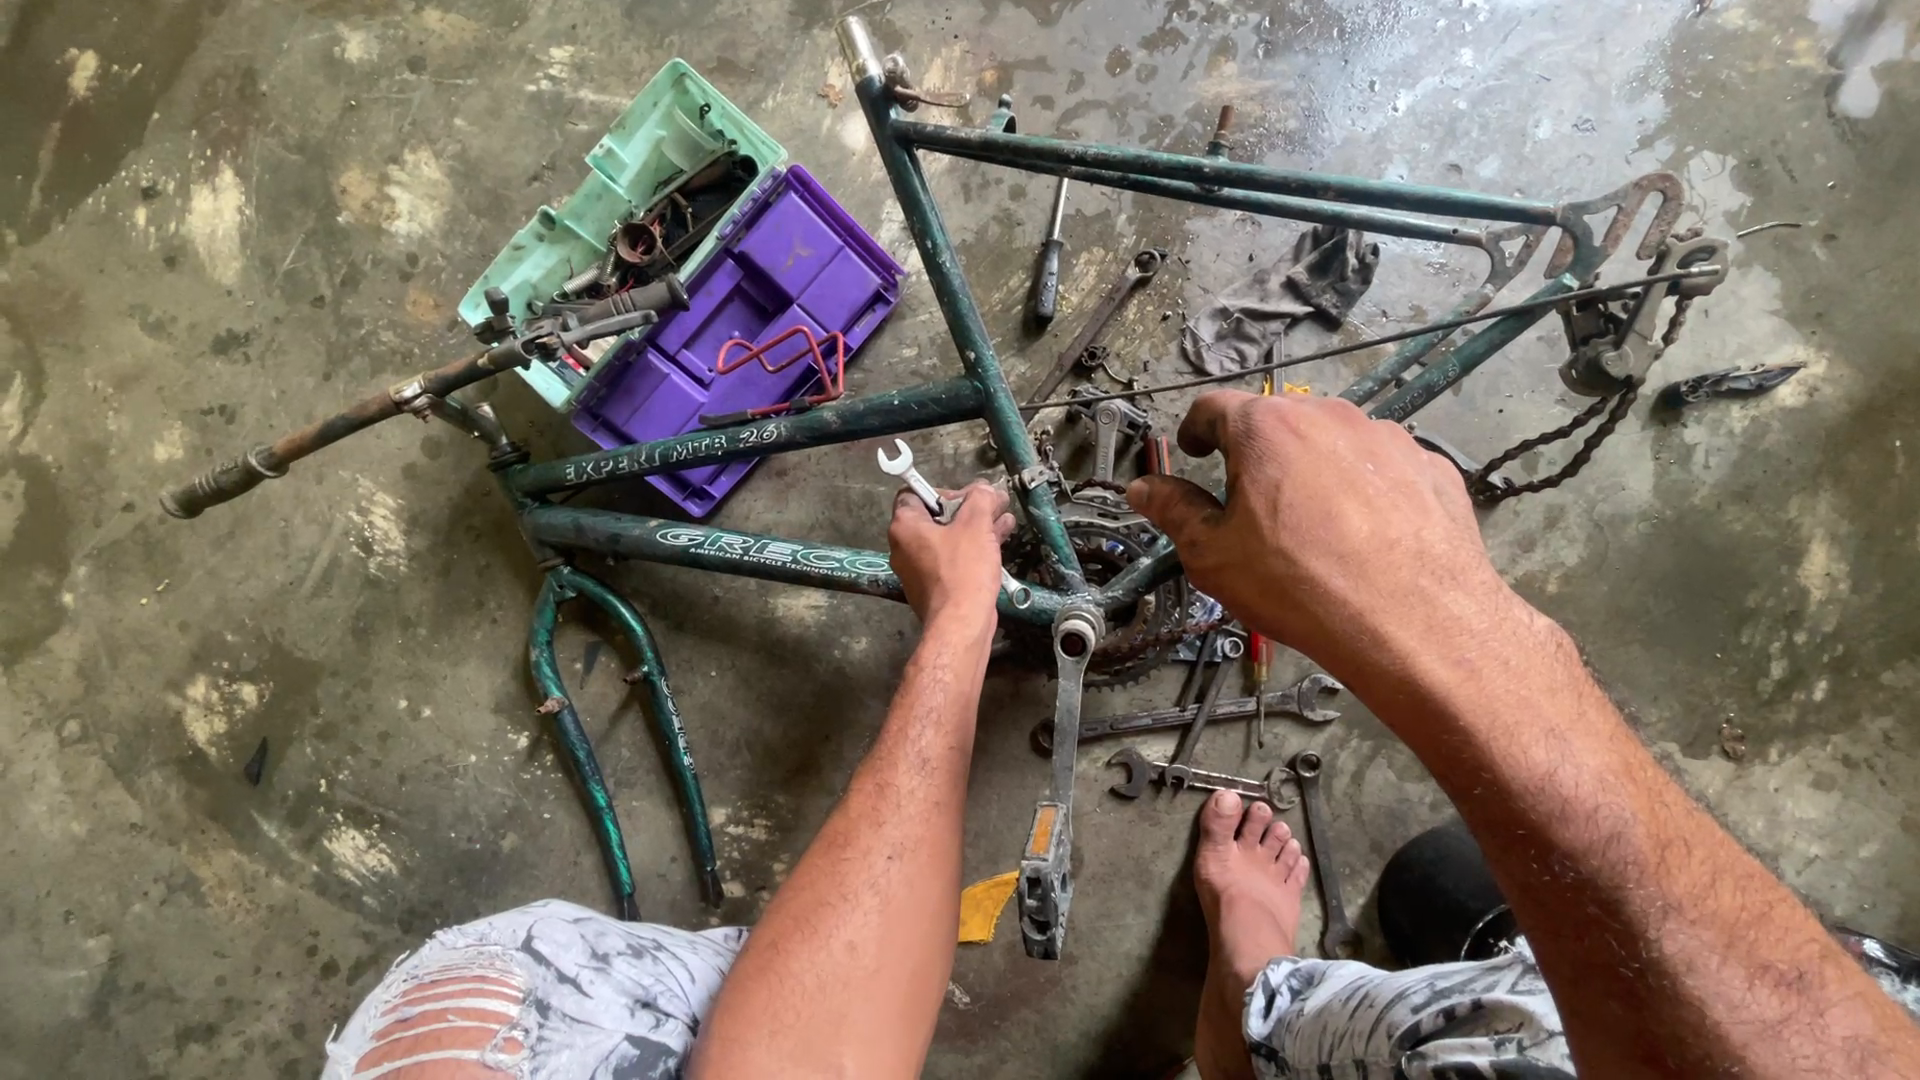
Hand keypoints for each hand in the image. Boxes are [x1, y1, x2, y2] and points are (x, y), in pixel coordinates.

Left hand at [888, 480, 1015, 625]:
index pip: (914, 493)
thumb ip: (980, 499)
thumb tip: (985, 490)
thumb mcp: (976, 524)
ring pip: (949, 538)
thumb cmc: (963, 570)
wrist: (961, 623)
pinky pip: (953, 558)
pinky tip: (1000, 540)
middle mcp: (904, 547)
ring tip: (1004, 518)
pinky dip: (973, 548)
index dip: (944, 490)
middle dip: (969, 508)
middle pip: (936, 516)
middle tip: (993, 503)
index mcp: (905, 526)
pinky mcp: (935, 586)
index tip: (969, 495)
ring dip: (977, 526)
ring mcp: (918, 569)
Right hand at [1126, 391, 1512, 681]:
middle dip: (1255, 453)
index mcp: (1265, 428)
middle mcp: (1328, 415)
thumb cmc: (1297, 583)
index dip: (1194, 430)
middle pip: (1276, 421)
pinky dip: (1362, 488)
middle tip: (1248, 501)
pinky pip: (1380, 467)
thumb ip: (1174, 511)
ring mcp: (1387, 437)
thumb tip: (1143, 488)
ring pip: (1331, 442)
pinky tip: (1363, 535)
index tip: (1193, 452)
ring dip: (1310, 467)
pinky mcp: (1431, 467)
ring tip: (1311, 524)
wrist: (1415, 624)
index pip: (1213, 407)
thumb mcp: (1212, 554)